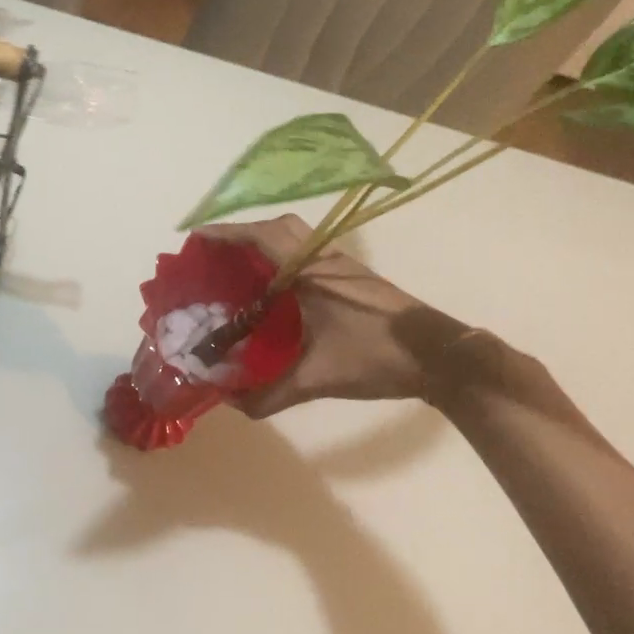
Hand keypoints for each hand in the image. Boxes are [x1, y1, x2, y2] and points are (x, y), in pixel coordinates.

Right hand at [196, 214, 475, 418]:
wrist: (439, 357)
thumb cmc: (376, 357)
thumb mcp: (317, 379)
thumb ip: (269, 395)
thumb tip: (232, 404)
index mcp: (312, 273)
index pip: (263, 237)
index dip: (225, 234)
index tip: (193, 241)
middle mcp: (326, 261)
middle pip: (278, 228)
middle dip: (241, 236)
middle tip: (211, 258)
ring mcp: (342, 269)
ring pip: (294, 242)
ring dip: (262, 248)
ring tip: (231, 273)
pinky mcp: (351, 282)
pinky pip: (305, 259)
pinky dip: (279, 264)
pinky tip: (267, 294)